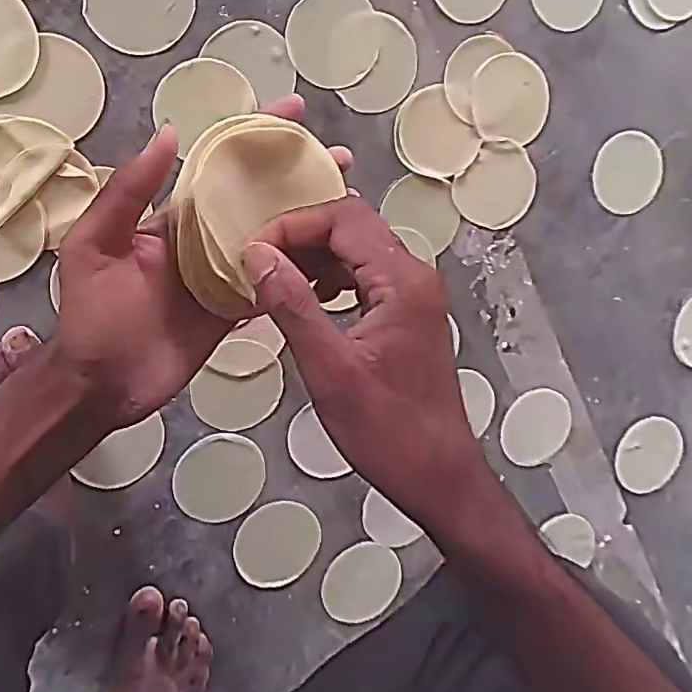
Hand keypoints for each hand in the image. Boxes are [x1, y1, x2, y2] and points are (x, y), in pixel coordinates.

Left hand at [50, 95, 350, 430]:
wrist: (104, 385)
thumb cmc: (93, 313)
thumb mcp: (94, 245)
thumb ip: (129, 193)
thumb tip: (169, 134)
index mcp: (174, 215)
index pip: (220, 165)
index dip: (254, 135)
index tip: (293, 112)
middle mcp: (205, 237)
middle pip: (258, 197)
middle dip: (297, 174)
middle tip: (339, 158)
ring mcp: (224, 274)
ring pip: (273, 237)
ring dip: (308, 216)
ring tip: (347, 198)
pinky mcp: (237, 309)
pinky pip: (273, 283)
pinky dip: (301, 270)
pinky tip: (333, 257)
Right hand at [242, 197, 490, 533]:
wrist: (437, 474)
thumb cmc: (391, 432)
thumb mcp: (330, 369)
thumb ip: (293, 305)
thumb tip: (259, 256)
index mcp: (402, 282)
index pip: (343, 218)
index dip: (293, 226)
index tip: (255, 251)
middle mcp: (413, 277)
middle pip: (351, 225)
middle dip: (300, 235)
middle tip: (258, 262)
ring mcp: (412, 294)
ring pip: (356, 247)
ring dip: (313, 255)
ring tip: (274, 278)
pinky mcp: (406, 312)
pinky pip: (363, 274)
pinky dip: (329, 275)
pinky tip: (305, 296)